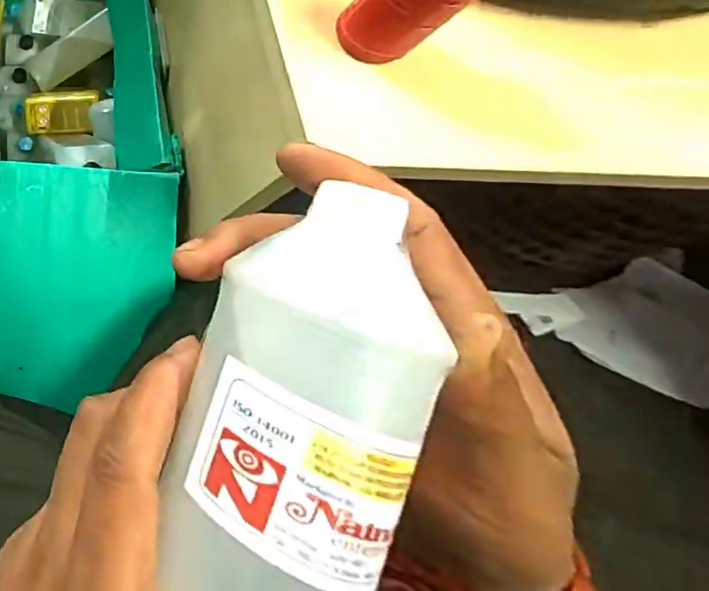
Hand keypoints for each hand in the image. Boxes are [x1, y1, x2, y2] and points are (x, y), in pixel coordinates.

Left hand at [0, 336, 200, 590]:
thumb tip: (263, 570)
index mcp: (98, 581)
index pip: (119, 463)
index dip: (152, 398)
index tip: (187, 352)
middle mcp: (48, 552)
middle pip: (89, 437)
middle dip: (142, 392)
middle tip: (195, 381)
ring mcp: (20, 555)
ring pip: (72, 464)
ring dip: (121, 436)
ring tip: (175, 444)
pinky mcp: (7, 566)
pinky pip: (57, 501)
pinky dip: (96, 483)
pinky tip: (128, 511)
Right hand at [173, 144, 578, 590]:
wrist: (478, 571)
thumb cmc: (508, 507)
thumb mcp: (519, 455)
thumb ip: (496, 396)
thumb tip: (462, 317)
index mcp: (444, 314)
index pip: (400, 225)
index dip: (349, 182)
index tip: (290, 158)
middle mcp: (390, 312)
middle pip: (319, 247)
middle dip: (255, 232)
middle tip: (198, 255)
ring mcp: (349, 342)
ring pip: (288, 277)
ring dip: (235, 263)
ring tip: (189, 273)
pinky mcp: (317, 371)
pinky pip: (273, 323)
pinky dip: (235, 308)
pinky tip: (205, 321)